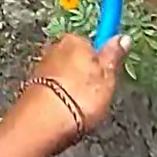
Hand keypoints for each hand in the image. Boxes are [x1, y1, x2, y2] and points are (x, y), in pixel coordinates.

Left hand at [2, 33, 129, 151]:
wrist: (45, 120)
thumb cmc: (79, 96)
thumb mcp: (107, 76)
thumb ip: (113, 55)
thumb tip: (123, 37)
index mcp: (74, 39)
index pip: (92, 44)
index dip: (101, 63)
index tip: (106, 79)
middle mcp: (55, 47)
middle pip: (77, 58)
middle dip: (85, 76)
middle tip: (96, 96)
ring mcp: (43, 66)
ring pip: (65, 74)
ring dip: (72, 88)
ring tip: (80, 107)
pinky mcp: (34, 85)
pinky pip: (54, 88)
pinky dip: (61, 97)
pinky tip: (66, 111)